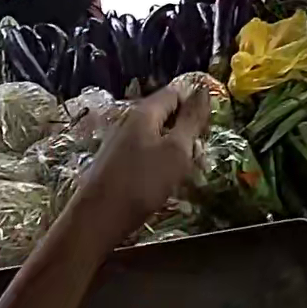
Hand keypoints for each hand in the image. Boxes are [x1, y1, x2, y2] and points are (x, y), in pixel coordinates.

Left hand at [68, 79, 210, 241]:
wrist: (99, 218)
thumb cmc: (142, 182)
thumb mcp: (176, 150)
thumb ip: (191, 119)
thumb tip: (203, 89)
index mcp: (144, 112)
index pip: (176, 93)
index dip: (196, 106)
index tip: (208, 131)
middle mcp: (130, 120)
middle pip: (166, 114)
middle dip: (188, 131)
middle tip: (200, 156)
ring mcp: (121, 141)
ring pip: (158, 136)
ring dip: (177, 150)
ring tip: (187, 173)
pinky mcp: (117, 161)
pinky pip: (146, 152)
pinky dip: (162, 162)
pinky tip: (166, 182)